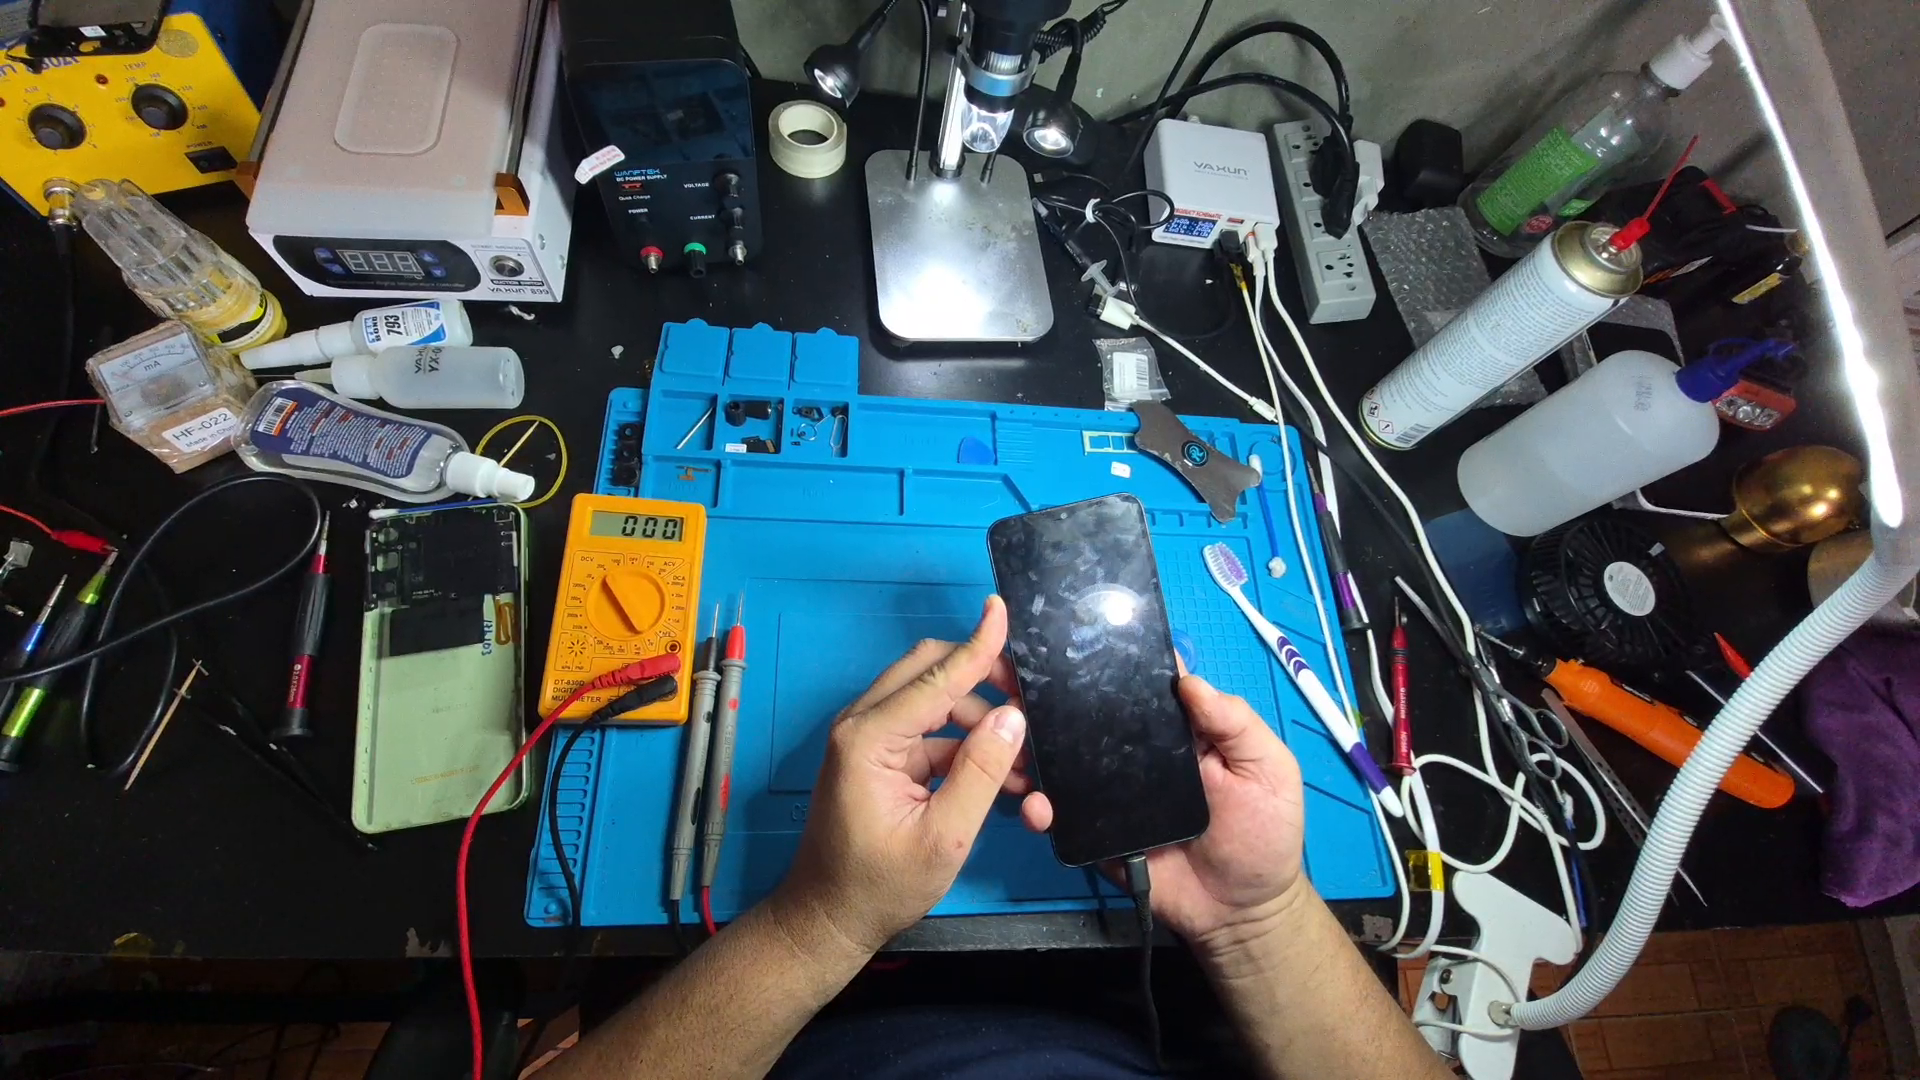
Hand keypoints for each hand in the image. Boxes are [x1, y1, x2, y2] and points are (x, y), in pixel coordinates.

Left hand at [771, 595, 1030, 956]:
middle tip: (1026, 697)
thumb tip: (1011, 718)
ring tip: (1020, 763)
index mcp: (871, 737)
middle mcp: (863, 722)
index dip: (977, 644)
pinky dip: (962, 741)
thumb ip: (981, 773)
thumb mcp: (943, 838)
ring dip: (977, 717)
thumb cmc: (879, 886)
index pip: (936, 677)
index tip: (1001, 609)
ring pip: (932, 697)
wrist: (827, 918)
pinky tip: (996, 773)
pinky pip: (928, 727)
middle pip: (928, 669)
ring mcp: (868, 734)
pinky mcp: (878, 752)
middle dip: (980, 674)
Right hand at [1019, 675, 1306, 953]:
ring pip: (1057, 756)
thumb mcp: (1268, 770)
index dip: (1100, 656)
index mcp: (1169, 725)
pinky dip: (1037, 805)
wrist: (1240, 913)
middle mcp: (1129, 747)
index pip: (1132, 680)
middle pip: (1080, 710)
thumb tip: (1186, 679)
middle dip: (1039, 691)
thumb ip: (1236, 724)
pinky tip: (1032, 802)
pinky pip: (1058, 811)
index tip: (1058, 635)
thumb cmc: (1262, 833)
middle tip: (1003, 675)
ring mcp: (1105, 786)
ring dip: (1024, 741)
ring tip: (998, 732)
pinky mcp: (1091, 827)